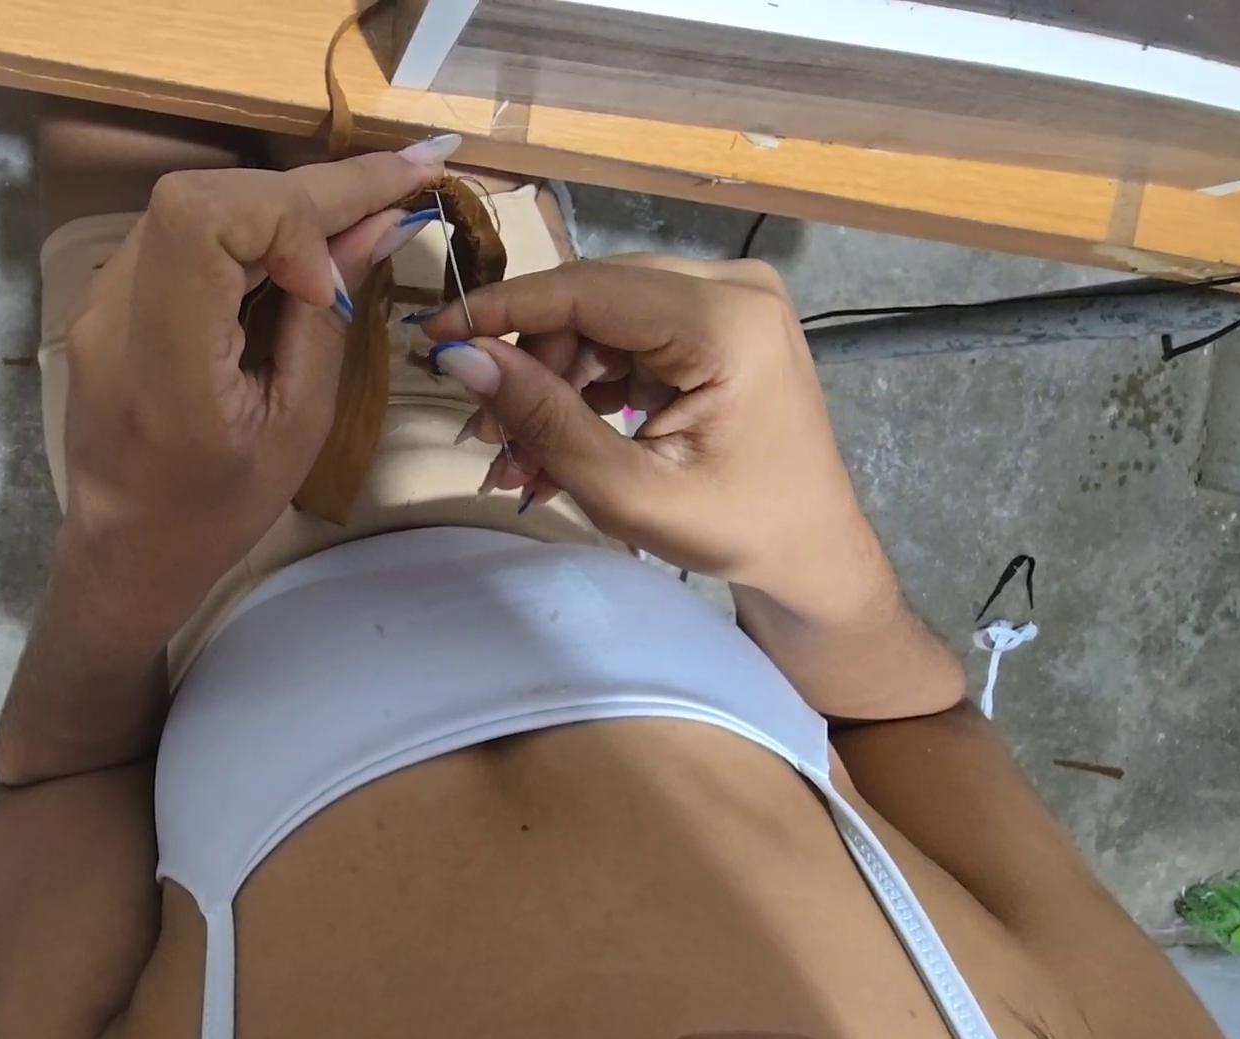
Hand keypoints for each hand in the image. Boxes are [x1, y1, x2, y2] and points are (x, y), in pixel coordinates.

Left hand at [57, 145, 450, 638]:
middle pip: (202, 197)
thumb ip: (327, 322)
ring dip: (281, 206)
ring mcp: (98, 301)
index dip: (284, 218)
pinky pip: (181, 235)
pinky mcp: (105, 299)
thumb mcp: (298, 429)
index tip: (329, 280)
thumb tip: (376, 226)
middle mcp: (114, 316)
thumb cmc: (222, 510)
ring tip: (354, 222)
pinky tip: (295, 252)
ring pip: (194, 204)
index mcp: (166, 370)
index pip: (202, 222)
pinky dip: (248, 230)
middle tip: (395, 190)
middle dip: (307, 193)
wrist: (130, 544)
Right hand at [416, 255, 890, 623]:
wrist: (807, 549)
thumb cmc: (731, 529)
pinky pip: (619, 342)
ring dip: (546, 390)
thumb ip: (541, 417)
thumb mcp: (624, 487)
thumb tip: (459, 358)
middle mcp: (728, 288)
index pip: (583, 289)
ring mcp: (723, 302)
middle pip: (586, 302)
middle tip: (489, 438)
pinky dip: (578, 392)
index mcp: (724, 322)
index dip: (498, 310)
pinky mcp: (711, 326)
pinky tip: (551, 446)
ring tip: (517, 462)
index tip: (433, 334)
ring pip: (595, 324)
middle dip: (526, 369)